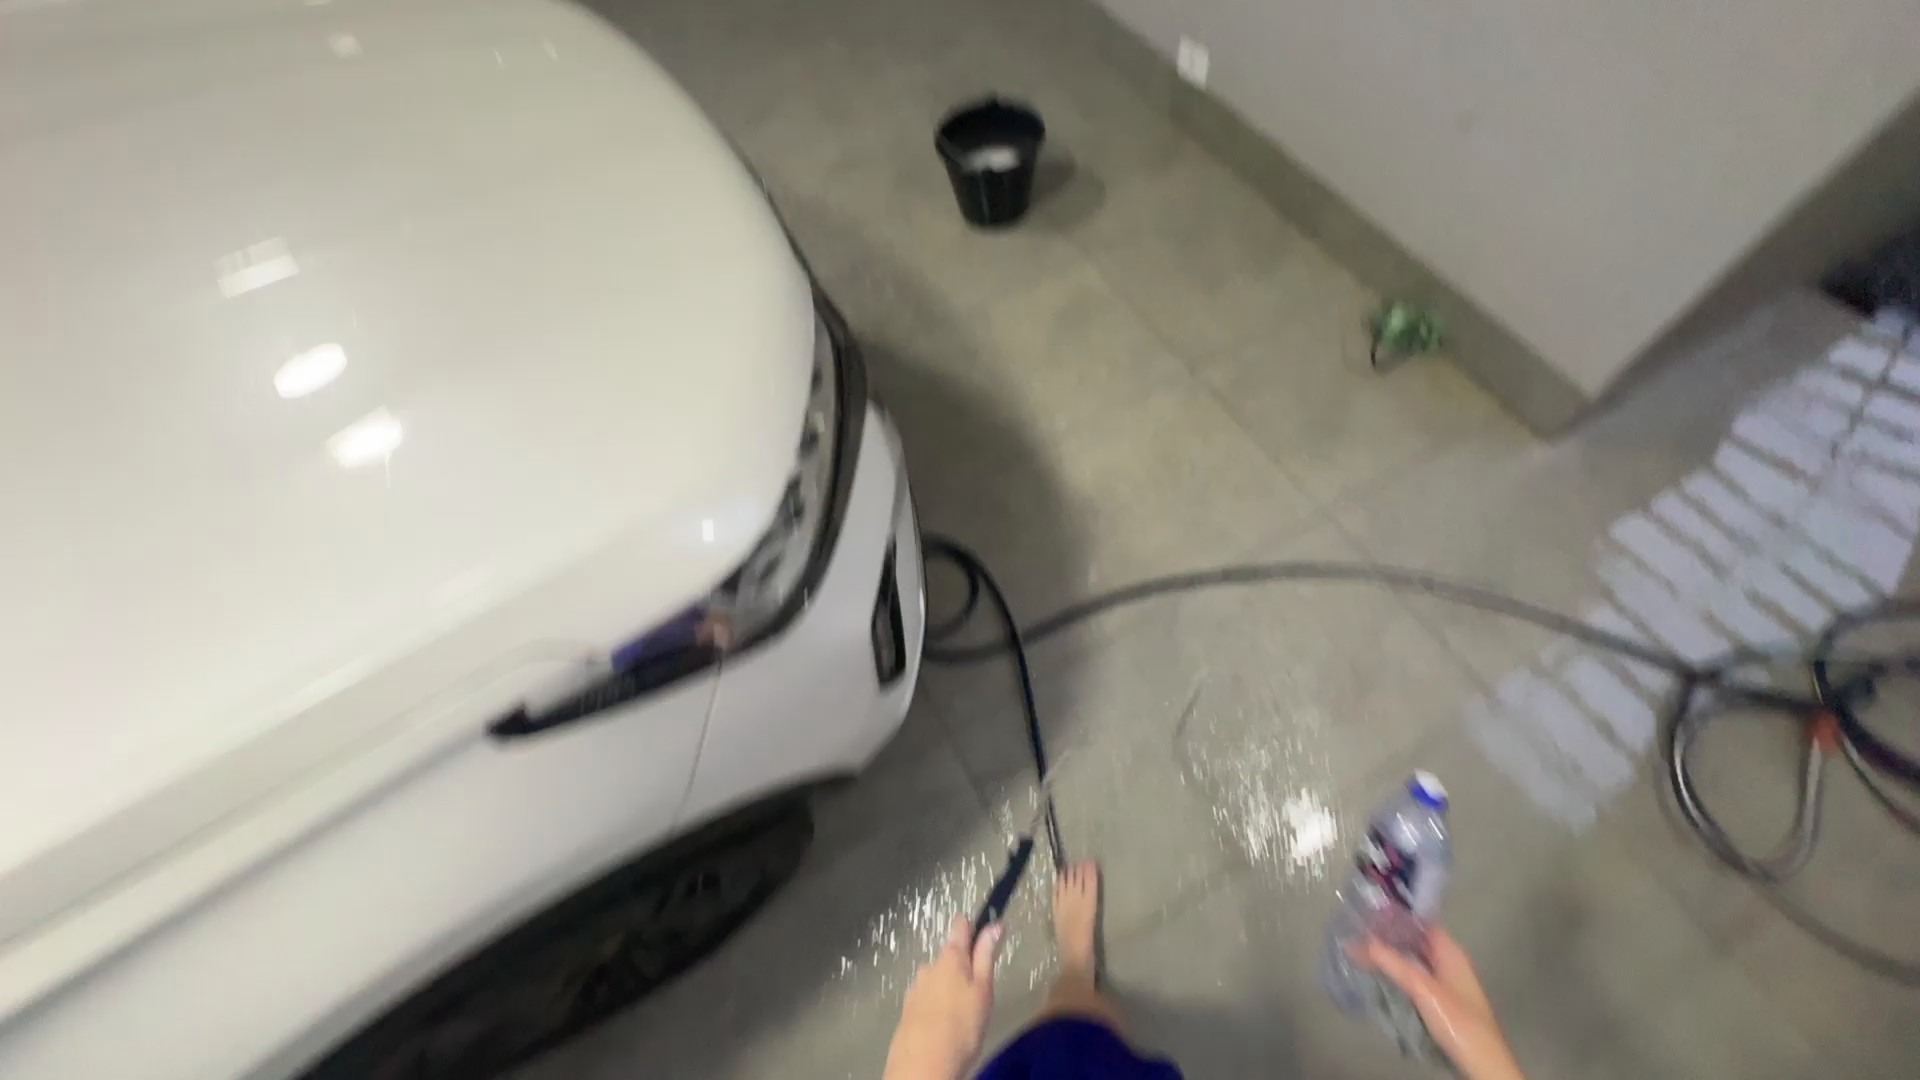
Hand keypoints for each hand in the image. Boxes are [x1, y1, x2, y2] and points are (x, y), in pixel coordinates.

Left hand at [883, 916, 1002, 1079]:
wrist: (922, 1069)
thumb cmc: (962, 1028)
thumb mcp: (983, 991)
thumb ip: (986, 955)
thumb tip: (995, 923)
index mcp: (950, 957)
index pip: (961, 924)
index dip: (975, 927)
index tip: (986, 941)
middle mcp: (929, 965)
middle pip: (949, 955)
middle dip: (963, 968)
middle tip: (977, 995)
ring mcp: (915, 987)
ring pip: (937, 979)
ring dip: (949, 989)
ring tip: (961, 1016)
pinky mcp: (907, 1010)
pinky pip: (926, 999)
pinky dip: (936, 1007)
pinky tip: (943, 1028)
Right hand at [1352, 930, 1524, 1079]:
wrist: (1484, 1067)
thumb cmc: (1458, 1021)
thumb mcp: (1422, 989)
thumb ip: (1392, 962)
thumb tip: (1357, 940)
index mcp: (1451, 953)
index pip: (1421, 921)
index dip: (1396, 913)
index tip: (1367, 909)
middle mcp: (1449, 963)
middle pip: (1414, 940)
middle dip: (1387, 934)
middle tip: (1354, 929)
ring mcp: (1445, 984)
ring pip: (1411, 960)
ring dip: (1388, 955)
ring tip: (1357, 949)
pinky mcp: (1439, 1003)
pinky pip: (1412, 978)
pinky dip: (1394, 972)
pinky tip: (1375, 974)